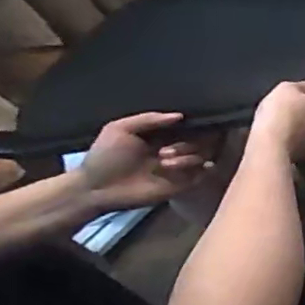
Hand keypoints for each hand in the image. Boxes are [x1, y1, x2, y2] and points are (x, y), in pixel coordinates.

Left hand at [76, 112, 215, 211]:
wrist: (98, 188)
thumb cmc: (106, 157)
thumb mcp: (119, 129)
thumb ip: (148, 119)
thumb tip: (181, 116)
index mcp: (163, 135)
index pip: (190, 126)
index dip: (195, 125)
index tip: (193, 125)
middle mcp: (176, 149)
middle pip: (203, 140)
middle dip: (188, 144)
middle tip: (163, 153)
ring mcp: (181, 166)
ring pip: (205, 155)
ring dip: (188, 158)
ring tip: (164, 164)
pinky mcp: (185, 183)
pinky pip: (206, 172)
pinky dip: (202, 168)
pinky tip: (182, 169)